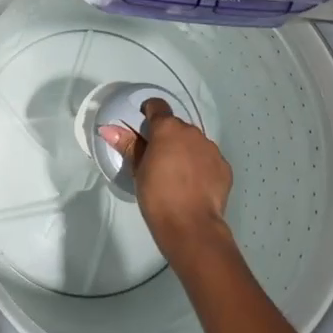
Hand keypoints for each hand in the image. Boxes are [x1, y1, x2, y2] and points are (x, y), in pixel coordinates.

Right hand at [99, 97, 232, 258]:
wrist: (191, 226)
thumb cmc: (157, 195)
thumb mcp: (138, 170)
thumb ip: (127, 144)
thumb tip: (108, 128)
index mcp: (168, 128)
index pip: (157, 106)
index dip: (148, 115)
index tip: (143, 131)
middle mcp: (192, 131)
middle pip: (177, 127)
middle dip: (168, 138)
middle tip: (158, 161)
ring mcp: (211, 148)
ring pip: (194, 143)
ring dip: (186, 152)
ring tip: (178, 177)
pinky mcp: (224, 167)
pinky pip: (209, 160)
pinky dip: (202, 168)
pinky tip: (194, 187)